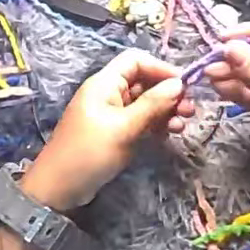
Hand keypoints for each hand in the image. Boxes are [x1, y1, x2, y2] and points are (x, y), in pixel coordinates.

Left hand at [20, 50, 194, 209]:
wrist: (58, 188)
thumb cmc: (89, 152)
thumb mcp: (124, 127)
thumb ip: (152, 104)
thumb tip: (179, 83)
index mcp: (104, 83)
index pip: (136, 60)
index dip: (161, 68)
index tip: (184, 85)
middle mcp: (108, 93)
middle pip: (143, 81)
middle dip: (168, 93)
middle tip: (190, 110)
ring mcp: (111, 114)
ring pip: (144, 103)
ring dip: (165, 110)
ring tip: (182, 125)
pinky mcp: (114, 132)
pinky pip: (139, 120)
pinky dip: (155, 124)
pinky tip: (169, 134)